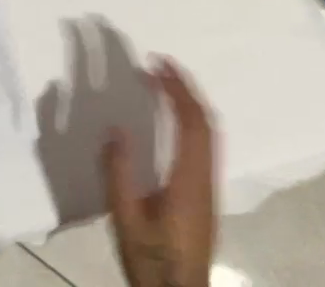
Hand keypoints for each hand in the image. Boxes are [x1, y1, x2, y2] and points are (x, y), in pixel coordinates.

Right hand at [101, 56, 216, 286]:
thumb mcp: (125, 219)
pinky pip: (205, 147)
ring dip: (191, 103)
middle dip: (185, 88)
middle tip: (160, 63)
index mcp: (187, 181)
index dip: (176, 89)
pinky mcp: (205, 197)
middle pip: (205, 123)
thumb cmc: (151, 261)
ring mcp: (208, 189)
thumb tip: (115, 129)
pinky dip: (192, 121)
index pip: (190, 123)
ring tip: (166, 84)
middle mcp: (204, 179)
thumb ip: (119, 173)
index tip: (156, 64)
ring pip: (210, 135)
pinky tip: (174, 121)